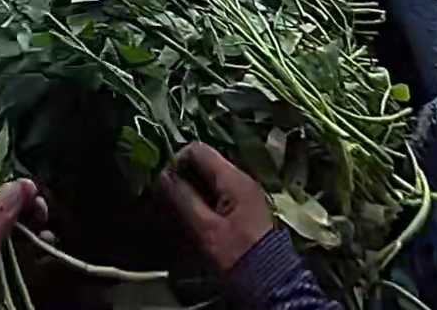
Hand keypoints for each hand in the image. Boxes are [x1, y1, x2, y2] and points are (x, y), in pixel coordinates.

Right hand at [157, 142, 274, 271]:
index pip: (198, 149)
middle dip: (184, 174)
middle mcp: (241, 176)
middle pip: (204, 160)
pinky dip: (204, 195)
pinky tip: (197, 214)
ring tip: (181, 206)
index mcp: (233, 177)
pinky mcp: (246, 204)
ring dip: (193, 186)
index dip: (177, 160)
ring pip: (210, 175)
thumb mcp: (206, 230)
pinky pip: (219, 188)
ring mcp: (245, 190)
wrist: (273, 287)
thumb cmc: (238, 256)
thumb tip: (162, 174)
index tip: (166, 181)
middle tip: (170, 195)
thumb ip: (183, 198)